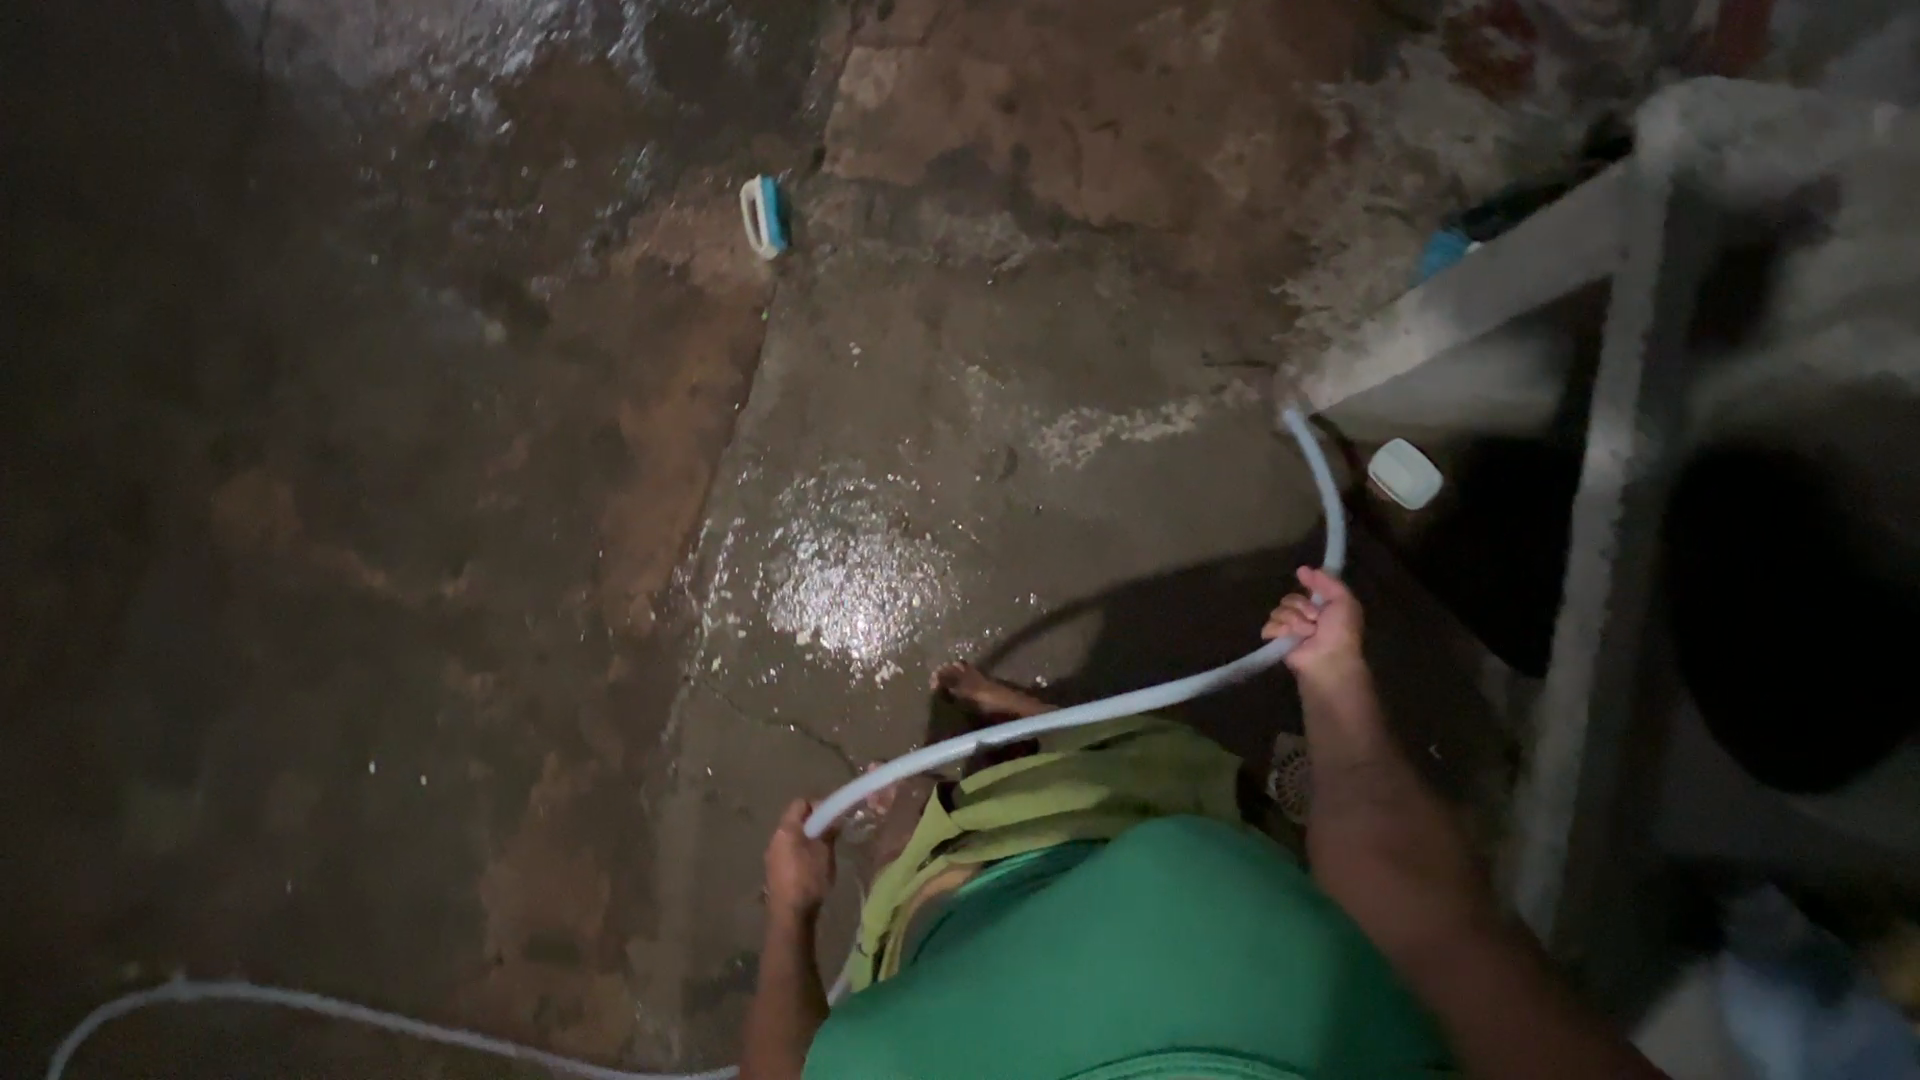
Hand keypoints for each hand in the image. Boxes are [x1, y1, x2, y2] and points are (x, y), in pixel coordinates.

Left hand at [764, 799, 833, 919]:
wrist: (790, 915)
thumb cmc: (808, 878)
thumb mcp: (825, 852)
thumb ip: (828, 831)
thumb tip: (834, 818)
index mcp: (785, 829)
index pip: (800, 803)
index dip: (817, 805)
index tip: (832, 816)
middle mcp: (774, 838)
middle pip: (794, 820)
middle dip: (813, 822)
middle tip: (830, 832)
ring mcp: (771, 856)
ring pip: (791, 837)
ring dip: (807, 838)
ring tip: (823, 849)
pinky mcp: (773, 871)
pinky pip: (788, 851)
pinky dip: (800, 851)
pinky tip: (812, 865)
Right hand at [1262, 566, 1364, 680]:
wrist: (1328, 658)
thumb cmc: (1341, 631)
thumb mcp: (1343, 600)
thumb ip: (1327, 581)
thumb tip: (1302, 568)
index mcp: (1322, 607)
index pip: (1306, 588)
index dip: (1307, 584)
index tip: (1303, 578)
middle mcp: (1305, 617)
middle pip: (1289, 598)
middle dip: (1300, 606)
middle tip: (1314, 619)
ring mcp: (1289, 630)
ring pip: (1278, 611)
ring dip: (1293, 620)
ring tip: (1306, 632)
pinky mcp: (1277, 642)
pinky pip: (1269, 627)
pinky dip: (1278, 631)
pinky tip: (1289, 637)